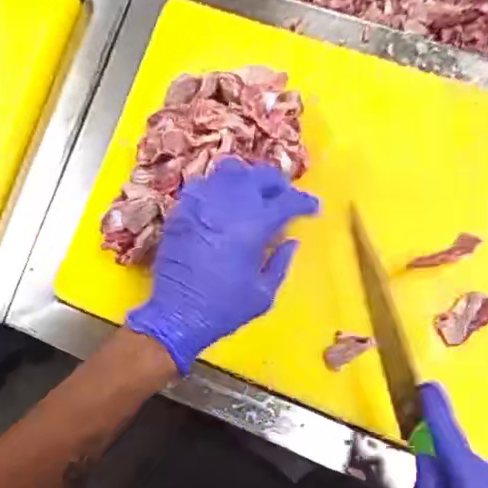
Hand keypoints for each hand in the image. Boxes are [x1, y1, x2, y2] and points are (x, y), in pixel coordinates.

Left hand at [125, 160, 318, 373]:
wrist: (175, 316)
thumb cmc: (223, 310)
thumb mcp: (263, 295)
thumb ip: (281, 263)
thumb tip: (290, 241)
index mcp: (255, 224)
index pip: (288, 200)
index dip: (305, 202)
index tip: (312, 210)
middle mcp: (228, 203)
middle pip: (260, 175)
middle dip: (277, 184)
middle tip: (282, 199)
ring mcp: (201, 203)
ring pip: (230, 171)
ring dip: (246, 180)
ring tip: (251, 197)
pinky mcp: (180, 211)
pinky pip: (202, 186)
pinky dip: (217, 190)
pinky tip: (221, 206)